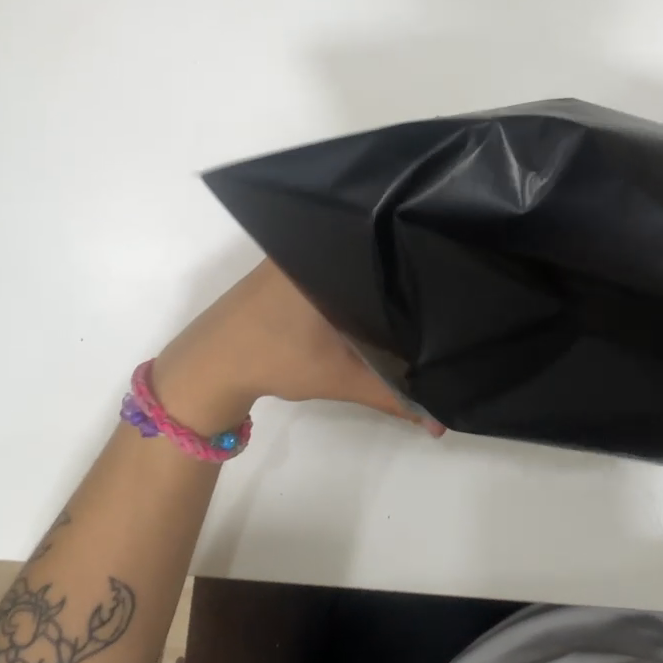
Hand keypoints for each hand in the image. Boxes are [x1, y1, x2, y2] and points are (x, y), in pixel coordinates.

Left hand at [150, 259, 445, 437]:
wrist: (208, 366)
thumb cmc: (274, 359)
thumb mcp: (341, 378)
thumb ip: (394, 397)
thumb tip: (440, 422)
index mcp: (333, 253)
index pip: (393, 248)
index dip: (425, 263)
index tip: (454, 276)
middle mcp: (318, 239)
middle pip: (378, 249)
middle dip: (407, 270)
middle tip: (444, 287)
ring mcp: (302, 248)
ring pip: (358, 258)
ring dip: (381, 277)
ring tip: (419, 291)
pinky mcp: (292, 261)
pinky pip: (339, 263)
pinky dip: (358, 280)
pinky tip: (378, 297)